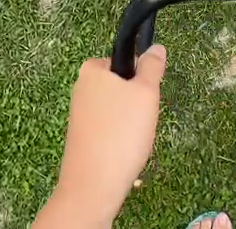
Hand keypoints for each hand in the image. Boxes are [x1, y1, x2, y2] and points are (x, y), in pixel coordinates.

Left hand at [35, 45, 167, 228]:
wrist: (92, 188)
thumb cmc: (121, 132)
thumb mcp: (146, 92)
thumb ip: (152, 66)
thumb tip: (155, 48)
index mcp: (91, 69)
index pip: (126, 61)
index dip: (141, 78)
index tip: (146, 98)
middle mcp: (81, 88)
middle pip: (122, 88)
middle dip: (137, 106)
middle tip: (141, 122)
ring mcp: (80, 116)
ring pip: (118, 112)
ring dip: (131, 127)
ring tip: (133, 143)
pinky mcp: (81, 139)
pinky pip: (109, 132)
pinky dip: (120, 142)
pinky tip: (124, 156)